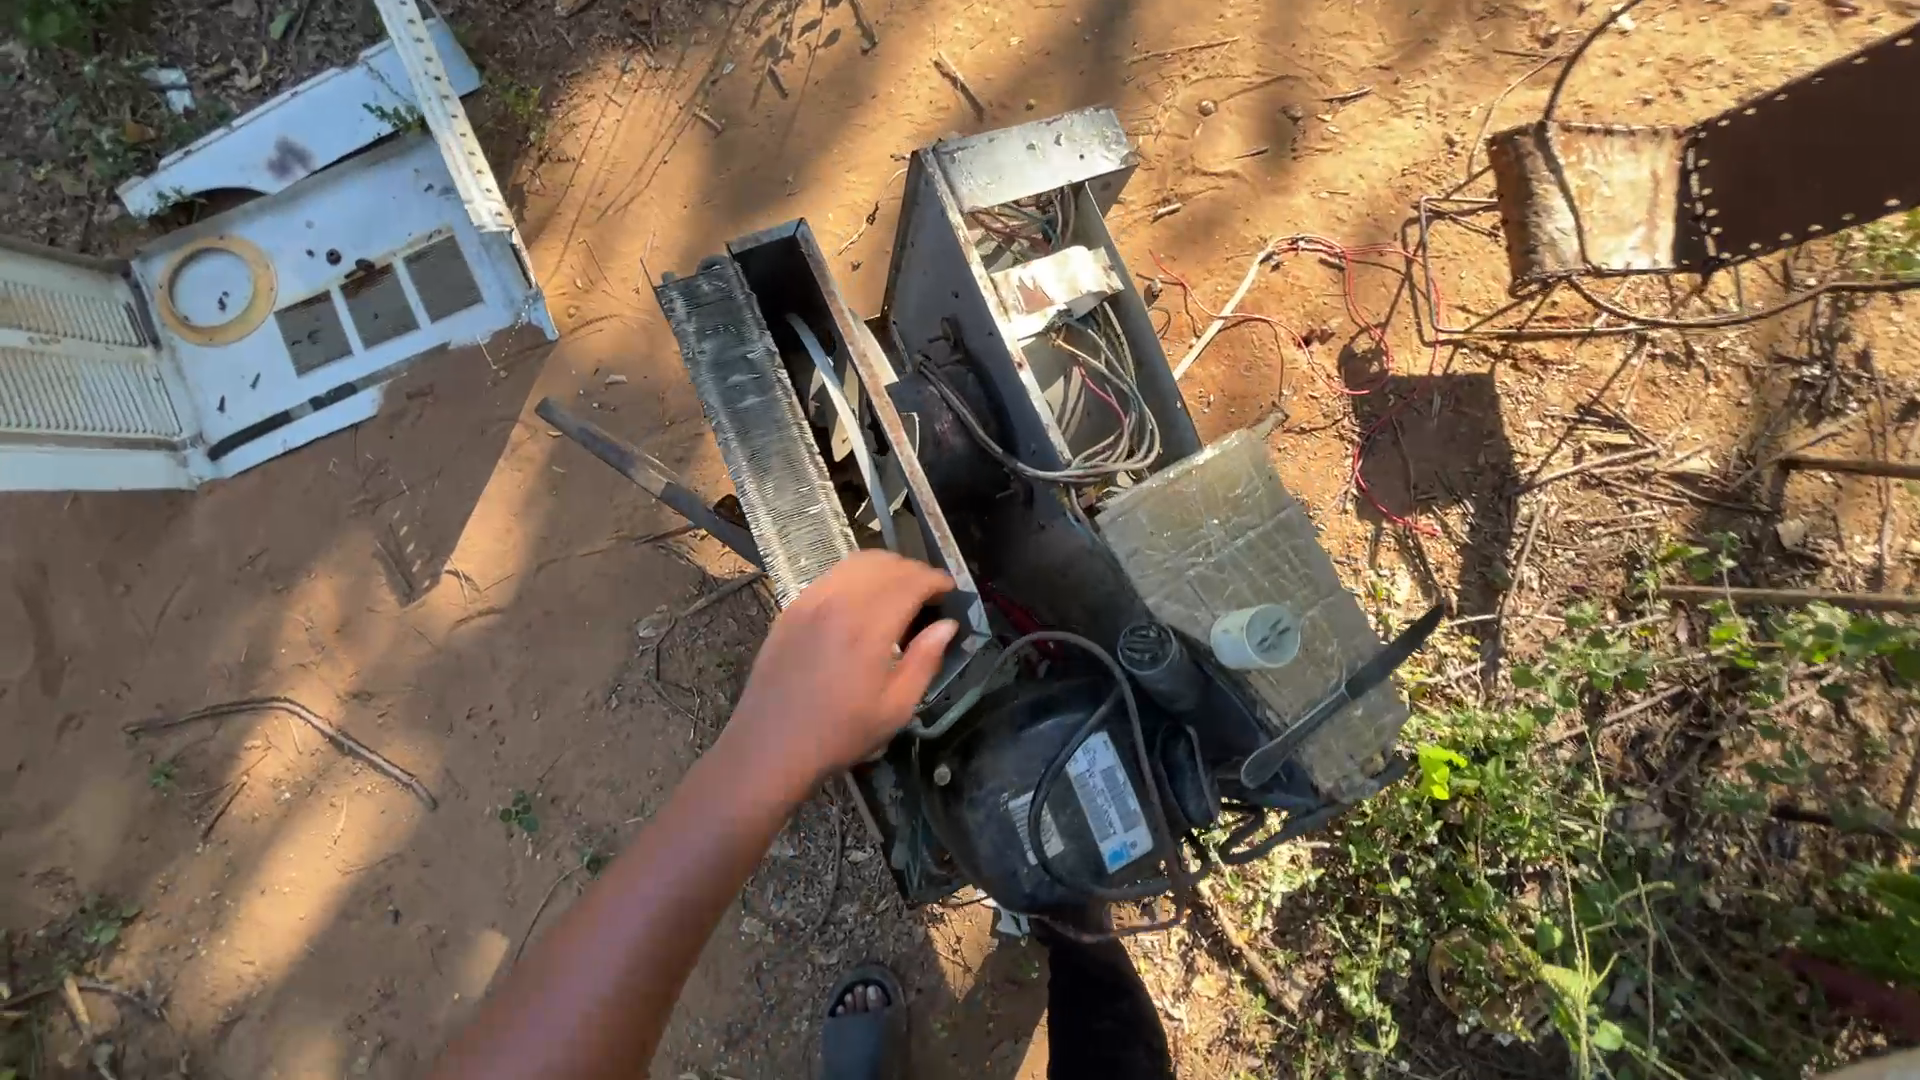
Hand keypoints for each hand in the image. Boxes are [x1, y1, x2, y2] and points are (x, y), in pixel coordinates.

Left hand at [720, 552, 957, 795]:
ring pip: (856, 562)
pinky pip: (832, 576)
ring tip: (899, 591)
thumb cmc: (839, 734)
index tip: (950, 591)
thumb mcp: (896, 708)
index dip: (936, 580)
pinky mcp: (791, 608)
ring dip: (885, 568)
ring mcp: (810, 601)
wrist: (770, 747)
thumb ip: (926, 660)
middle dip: (914, 571)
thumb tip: (946, 625)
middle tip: (929, 593)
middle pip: (885, 563)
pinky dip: (857, 576)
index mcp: (868, 627)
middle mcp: (838, 602)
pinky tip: (863, 601)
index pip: (910, 581)